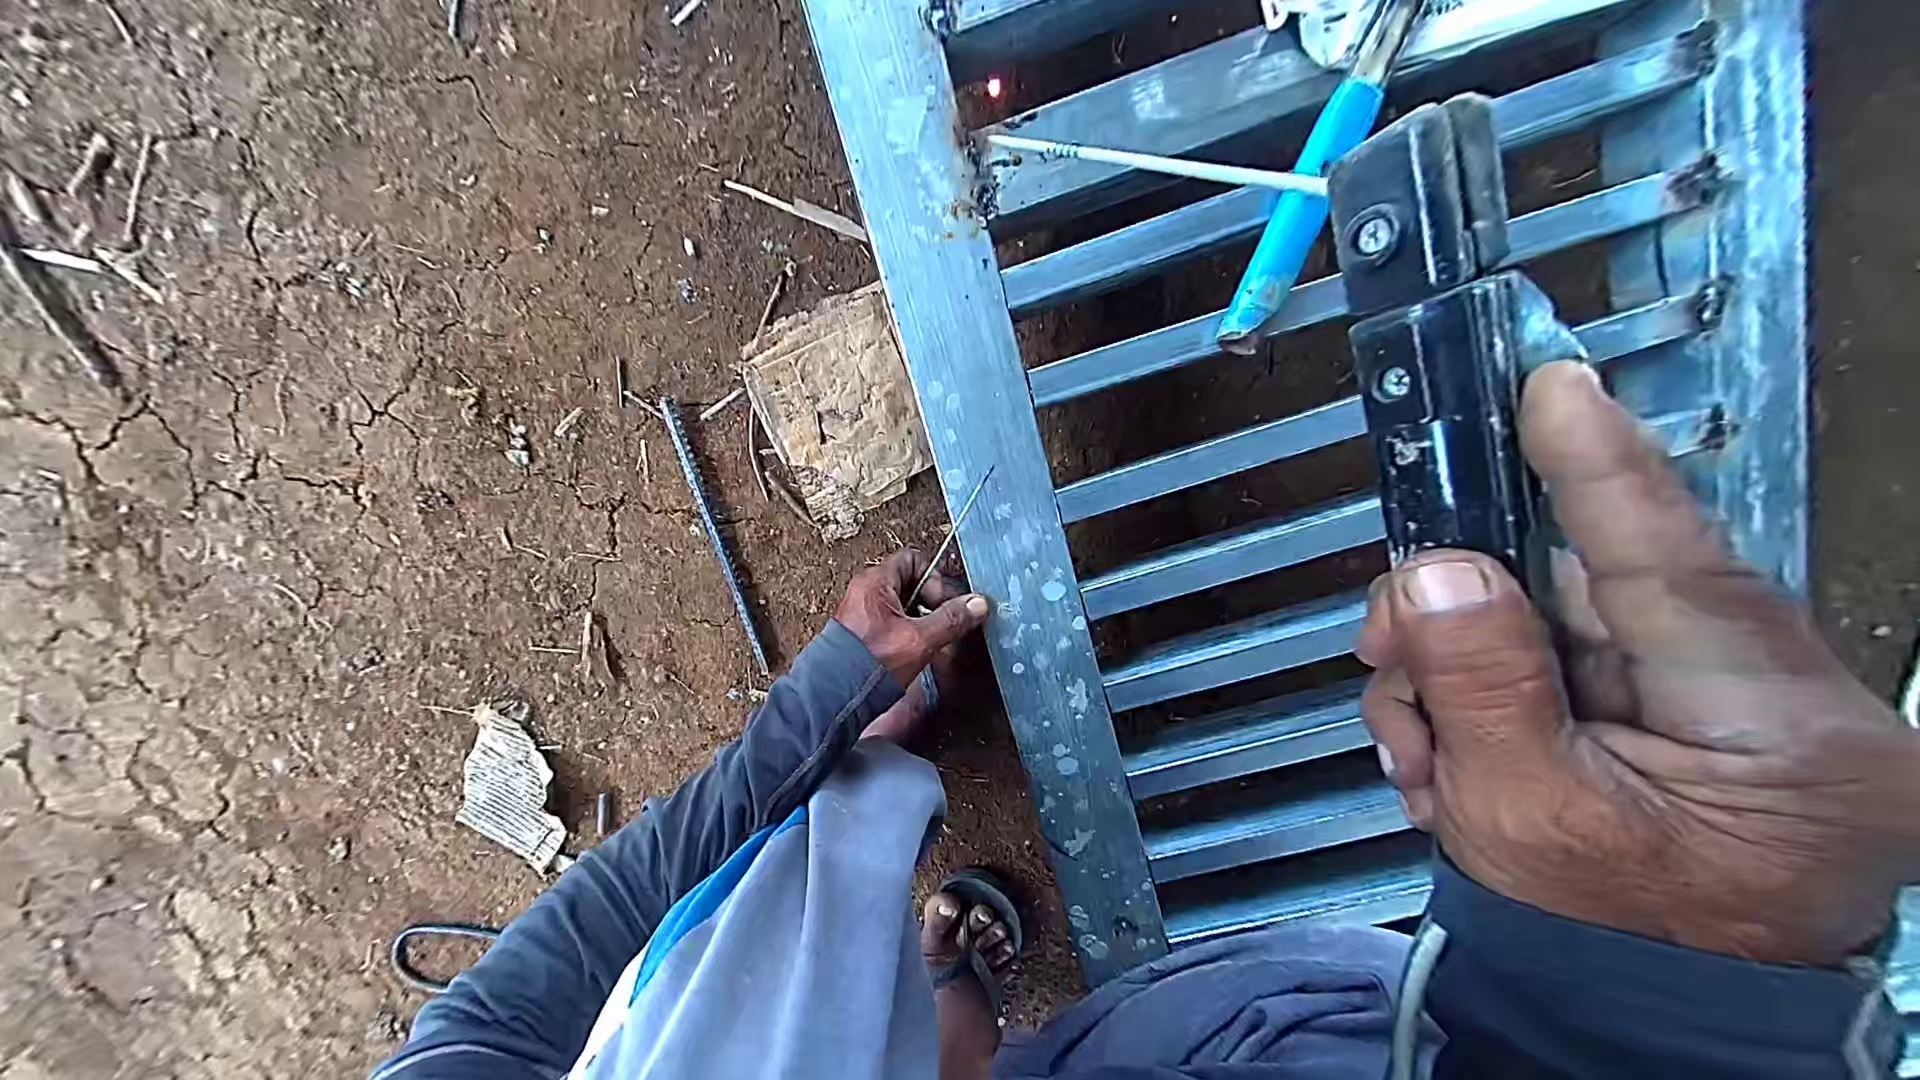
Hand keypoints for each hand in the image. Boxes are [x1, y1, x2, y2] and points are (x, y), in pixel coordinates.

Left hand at [835, 548, 990, 689]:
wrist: (834, 698)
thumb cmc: (867, 667)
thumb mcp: (919, 640)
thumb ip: (950, 620)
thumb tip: (976, 605)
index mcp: (875, 583)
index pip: (914, 560)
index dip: (934, 578)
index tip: (943, 602)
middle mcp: (865, 591)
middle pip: (910, 582)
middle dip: (930, 601)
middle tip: (940, 622)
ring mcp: (862, 611)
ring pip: (902, 603)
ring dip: (920, 618)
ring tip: (927, 640)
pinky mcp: (862, 631)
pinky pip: (891, 620)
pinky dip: (907, 630)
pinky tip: (913, 651)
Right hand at [1358, 361, 1919, 965]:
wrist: (1605, 992)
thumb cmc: (1596, 924)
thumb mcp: (1524, 813)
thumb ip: (1480, 684)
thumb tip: (1431, 569)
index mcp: (1773, 728)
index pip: (1679, 564)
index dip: (1602, 468)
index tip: (1555, 382)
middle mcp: (1741, 689)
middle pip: (1559, 585)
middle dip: (1446, 613)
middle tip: (1379, 654)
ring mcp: (1675, 692)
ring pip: (1511, 615)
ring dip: (1431, 667)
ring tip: (1414, 747)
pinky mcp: (1618, 698)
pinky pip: (1506, 652)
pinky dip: (1444, 690)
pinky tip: (1430, 750)